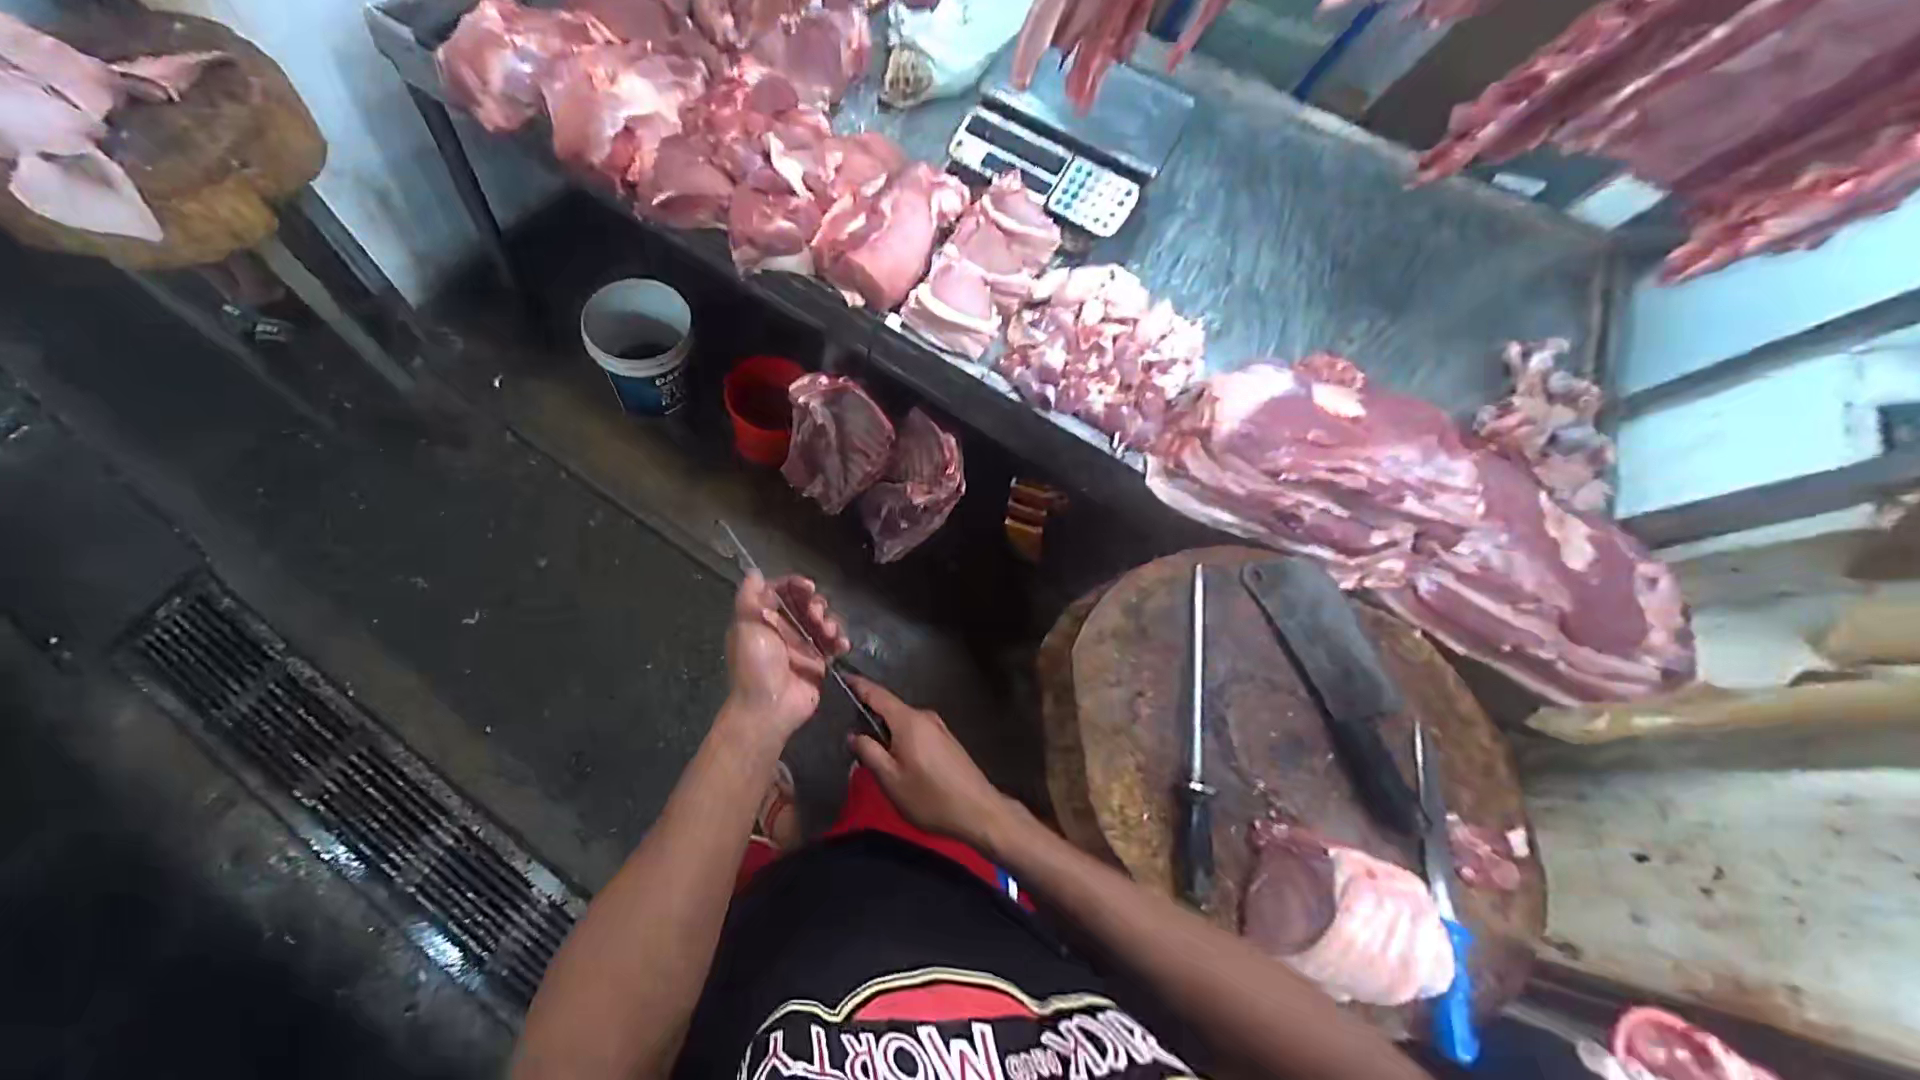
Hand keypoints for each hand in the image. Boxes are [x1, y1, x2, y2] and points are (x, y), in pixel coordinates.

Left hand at [724, 572, 850, 741]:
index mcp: (765, 618)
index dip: (795, 585)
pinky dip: (840, 640)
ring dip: (830, 621)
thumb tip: (754, 572)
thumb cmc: (754, 664)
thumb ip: (749, 597)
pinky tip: (840, 645)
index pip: (782, 591)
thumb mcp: (745, 626)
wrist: (768, 707)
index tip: (806, 587)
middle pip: (806, 603)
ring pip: (823, 620)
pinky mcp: (819, 661)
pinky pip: (834, 643)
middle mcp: (785, 628)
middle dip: (816, 603)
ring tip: (827, 633)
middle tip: (816, 615)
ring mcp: (803, 645)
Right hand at [845, 675, 1022, 851]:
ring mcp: (939, 728)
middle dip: (869, 717)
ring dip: (886, 732)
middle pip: (890, 709)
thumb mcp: (890, 779)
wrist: (978, 811)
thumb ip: (869, 752)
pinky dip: (901, 739)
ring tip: (871, 753)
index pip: (877, 694)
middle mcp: (925, 717)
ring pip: (903, 723)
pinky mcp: (947, 741)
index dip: (858, 685)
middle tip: (849, 735)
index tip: (841, 678)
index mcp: (908, 720)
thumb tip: (854, 734)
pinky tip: (897, 760)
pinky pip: (916, 732)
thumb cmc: (929, 797)